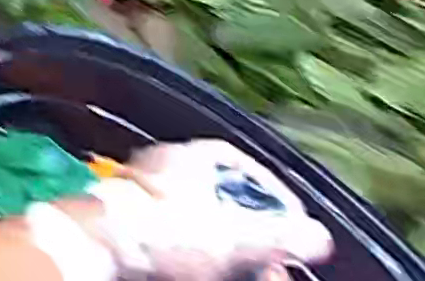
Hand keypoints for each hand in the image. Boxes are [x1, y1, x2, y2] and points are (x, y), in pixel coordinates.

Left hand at [64, 141, 333, 280]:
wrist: (106, 245)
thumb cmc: (164, 231)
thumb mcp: (233, 236)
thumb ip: (278, 234)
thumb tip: (318, 234)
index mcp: (183, 156)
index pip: (233, 156)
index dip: (268, 184)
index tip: (293, 218)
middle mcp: (161, 165)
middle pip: (217, 188)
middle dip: (252, 225)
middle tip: (275, 257)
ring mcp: (143, 190)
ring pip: (198, 212)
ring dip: (230, 243)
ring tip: (252, 269)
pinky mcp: (132, 218)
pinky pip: (176, 229)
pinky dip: (202, 250)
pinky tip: (212, 268)